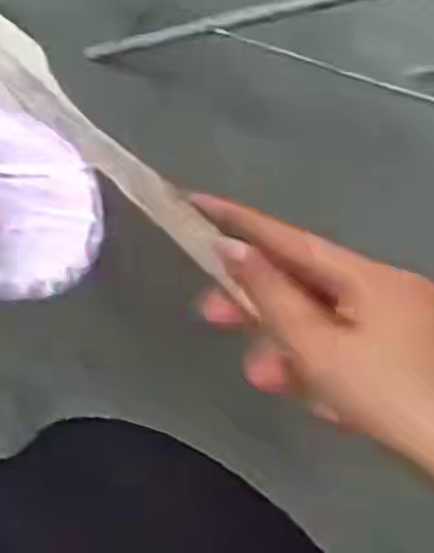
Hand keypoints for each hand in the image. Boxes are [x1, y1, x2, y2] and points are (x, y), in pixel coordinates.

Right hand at [194, 192, 433, 475]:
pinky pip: (355, 347)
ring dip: (287, 346)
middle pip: (302, 284)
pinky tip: (324, 401)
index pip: (287, 238)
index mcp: (373, 280)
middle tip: (215, 320)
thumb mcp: (311, 342)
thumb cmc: (390, 392)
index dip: (235, 219)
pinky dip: (326, 365)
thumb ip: (265, 290)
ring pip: (325, 321)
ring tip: (273, 381)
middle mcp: (399, 294)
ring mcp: (415, 328)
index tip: (192, 200)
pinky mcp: (421, 361)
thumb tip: (229, 247)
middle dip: (254, 305)